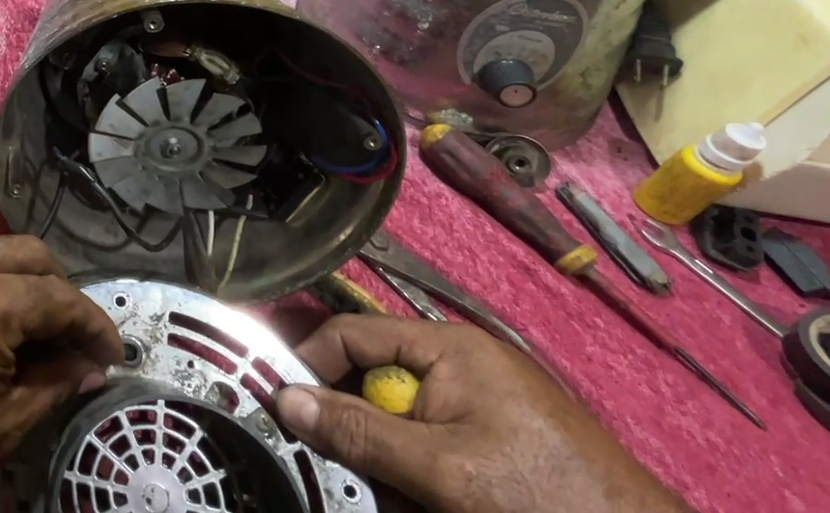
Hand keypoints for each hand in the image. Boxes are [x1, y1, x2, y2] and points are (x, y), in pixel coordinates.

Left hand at [0, 236, 121, 512]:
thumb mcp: (6, 422)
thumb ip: (56, 380)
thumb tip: (90, 363)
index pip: (57, 295)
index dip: (93, 324)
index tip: (112, 353)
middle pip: (28, 253)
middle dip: (60, 289)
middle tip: (74, 337)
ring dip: (22, 282)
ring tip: (35, 332)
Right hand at [274, 315, 689, 512]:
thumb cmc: (545, 502)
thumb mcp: (442, 470)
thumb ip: (359, 433)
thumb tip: (283, 399)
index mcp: (448, 348)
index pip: (348, 335)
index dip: (310, 368)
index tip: (285, 415)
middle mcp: (460, 365)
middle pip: (371, 385)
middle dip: (360, 438)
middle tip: (358, 481)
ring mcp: (483, 407)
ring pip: (399, 427)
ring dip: (391, 470)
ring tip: (412, 506)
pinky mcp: (499, 445)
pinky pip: (432, 450)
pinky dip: (422, 482)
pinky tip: (430, 508)